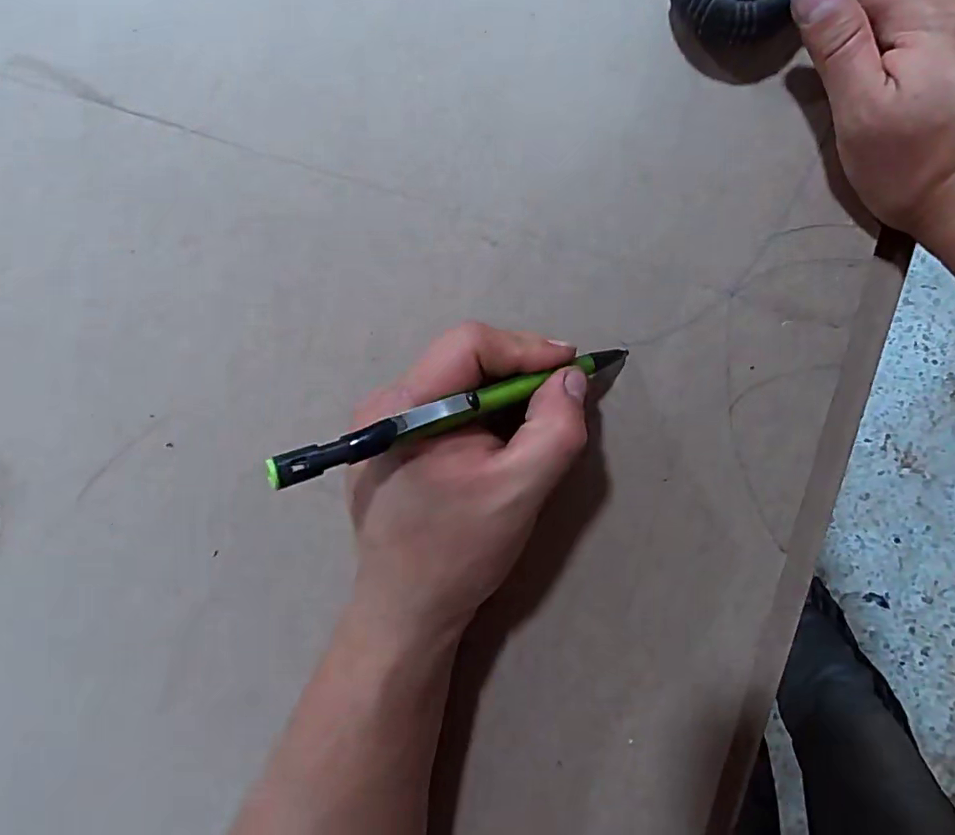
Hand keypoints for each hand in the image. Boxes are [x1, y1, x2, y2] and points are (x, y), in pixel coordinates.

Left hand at [344, 322, 589, 641]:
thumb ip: (555, 428)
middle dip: (519, 367)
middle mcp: (385, 402)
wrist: (405, 611)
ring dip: (504, 388)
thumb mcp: (520, 491)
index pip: (469, 344)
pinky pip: (447, 401)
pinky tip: (504, 434)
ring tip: (538, 413)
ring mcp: (384, 420)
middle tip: (561, 389)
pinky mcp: (392, 438)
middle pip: (463, 356)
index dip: (525, 347)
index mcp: (405, 407)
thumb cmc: (459, 553)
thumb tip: (570, 376)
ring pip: (458, 378)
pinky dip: (485, 407)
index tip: (570, 367)